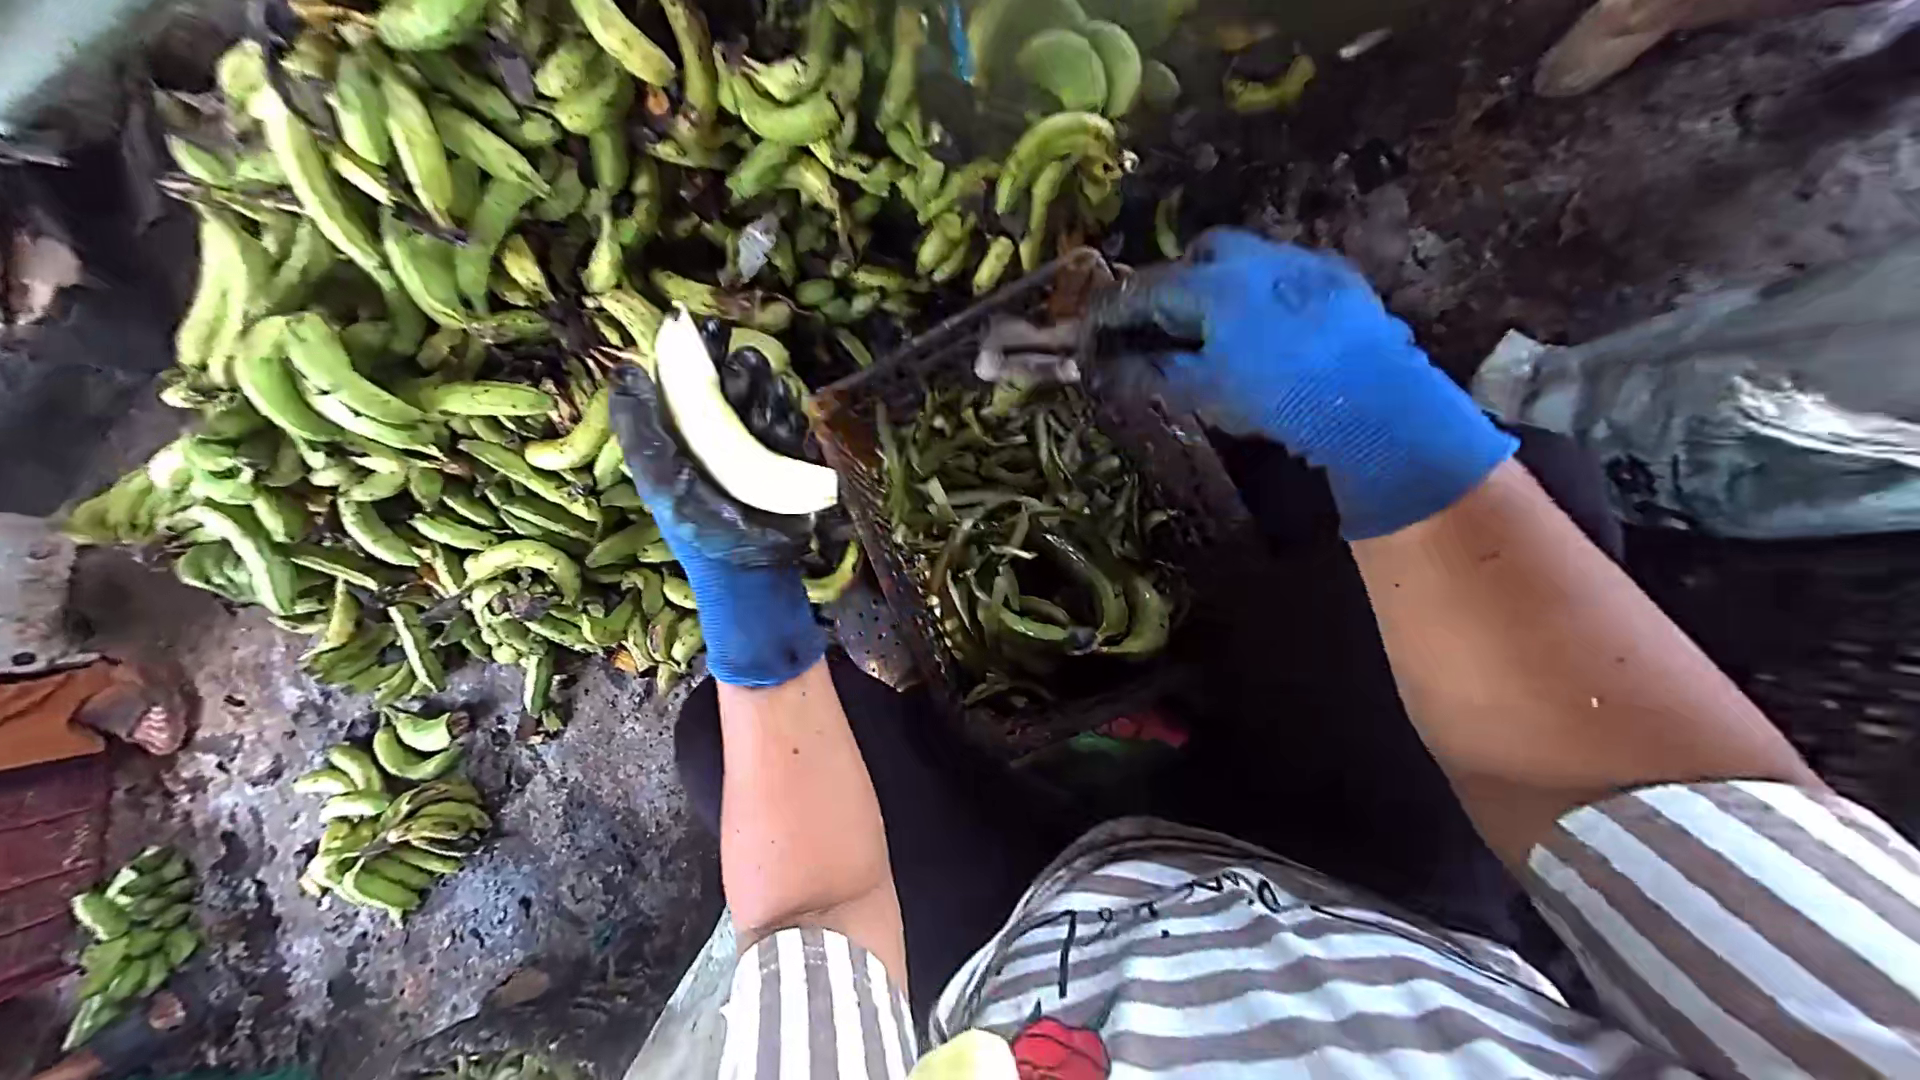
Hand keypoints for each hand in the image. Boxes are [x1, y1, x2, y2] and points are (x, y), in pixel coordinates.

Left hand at [609, 363, 823, 687]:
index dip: (701, 350)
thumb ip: (640, 425)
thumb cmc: (697, 523)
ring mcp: (762, 443)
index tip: (710, 329)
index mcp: (688, 431)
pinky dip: (789, 419)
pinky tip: (782, 424)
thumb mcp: (657, 475)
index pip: (695, 377)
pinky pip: (795, 424)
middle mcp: (725, 431)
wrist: (750, 565)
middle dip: (741, 372)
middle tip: (742, 373)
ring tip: (763, 403)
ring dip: (767, 393)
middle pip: (738, 381)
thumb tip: (624, 369)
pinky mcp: (793, 459)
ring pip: (770, 397)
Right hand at [1091, 228, 1515, 538]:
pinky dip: (1267, 289)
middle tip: (1169, 313)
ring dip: (1225, 279)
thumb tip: (1113, 364)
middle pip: (1204, 249)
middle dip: (1179, 276)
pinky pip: (1291, 270)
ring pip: (1250, 255)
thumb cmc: (1273, 398)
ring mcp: (1305, 264)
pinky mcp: (1342, 279)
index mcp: (1216, 287)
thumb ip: (1154, 370)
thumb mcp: (1202, 390)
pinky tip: (1273, 323)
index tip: (1097, 322)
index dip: (1118, 305)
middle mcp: (1259, 260)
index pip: (1150, 287)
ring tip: (1222, 319)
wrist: (1370, 404)